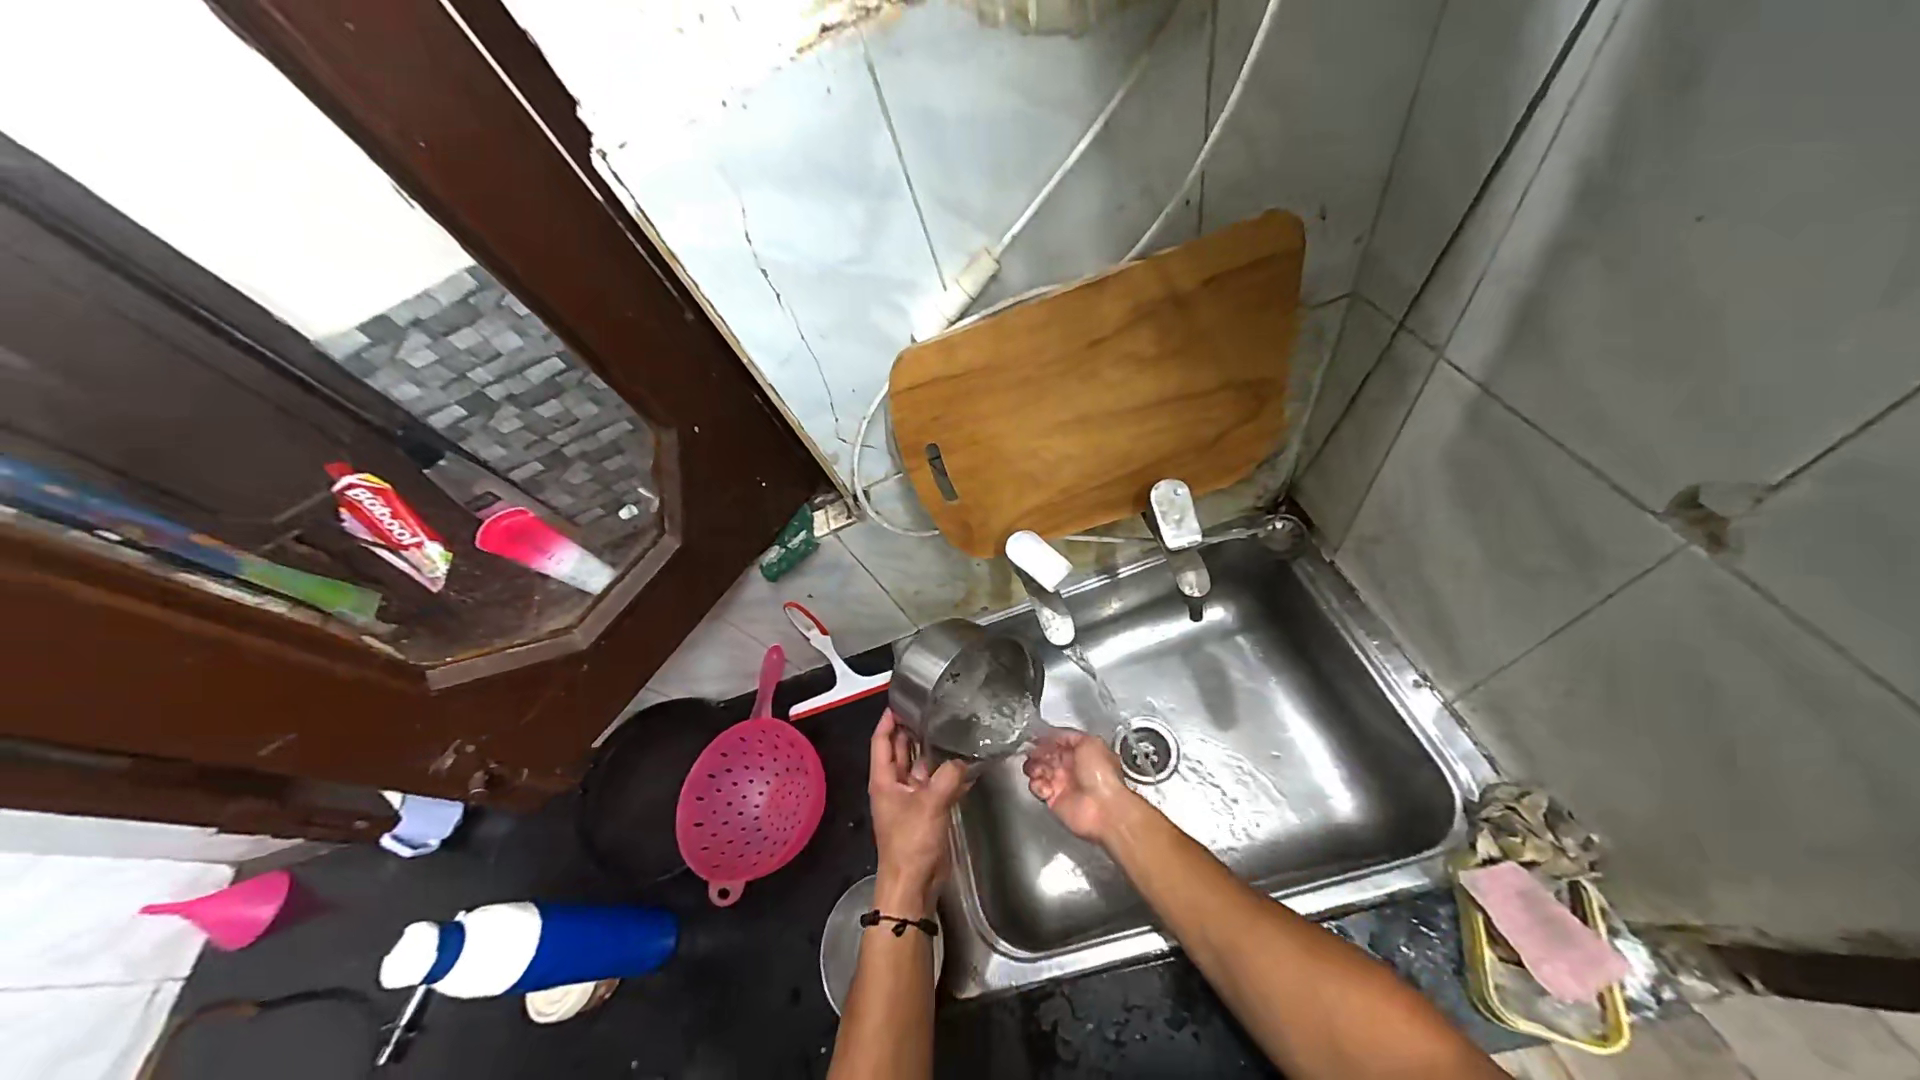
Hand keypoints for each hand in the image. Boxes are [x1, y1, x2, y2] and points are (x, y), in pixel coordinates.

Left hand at [868, 710, 971, 915]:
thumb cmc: (911, 843)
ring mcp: (911, 799)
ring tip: (951, 730)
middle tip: (931, 709)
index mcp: (884, 780)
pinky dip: (948, 775)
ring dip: (933, 752)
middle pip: (900, 750)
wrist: (913, 884)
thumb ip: (948, 777)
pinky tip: (967, 765)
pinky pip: (937, 785)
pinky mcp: (927, 811)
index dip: (888, 720)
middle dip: (912, 731)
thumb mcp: (930, 804)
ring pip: (921, 767)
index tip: (900, 701)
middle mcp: (895, 785)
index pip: (881, 741)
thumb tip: (963, 761)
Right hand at [1023, 730, 1139, 843]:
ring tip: (1037, 769)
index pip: (1058, 741)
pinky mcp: (1054, 799)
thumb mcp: (1089, 742)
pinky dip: (1036, 785)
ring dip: (1033, 767)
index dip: (1046, 738)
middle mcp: (1072, 767)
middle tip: (1034, 752)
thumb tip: (1053, 734)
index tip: (1036, 737)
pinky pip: (1037, 787)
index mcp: (1081, 752)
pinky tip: (1044, 785)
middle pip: (1045, 754)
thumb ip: (1069, 735)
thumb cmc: (1105, 776)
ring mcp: (1062, 783)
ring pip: (1038, 769)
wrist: (1105, 808)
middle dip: (1037, 752)